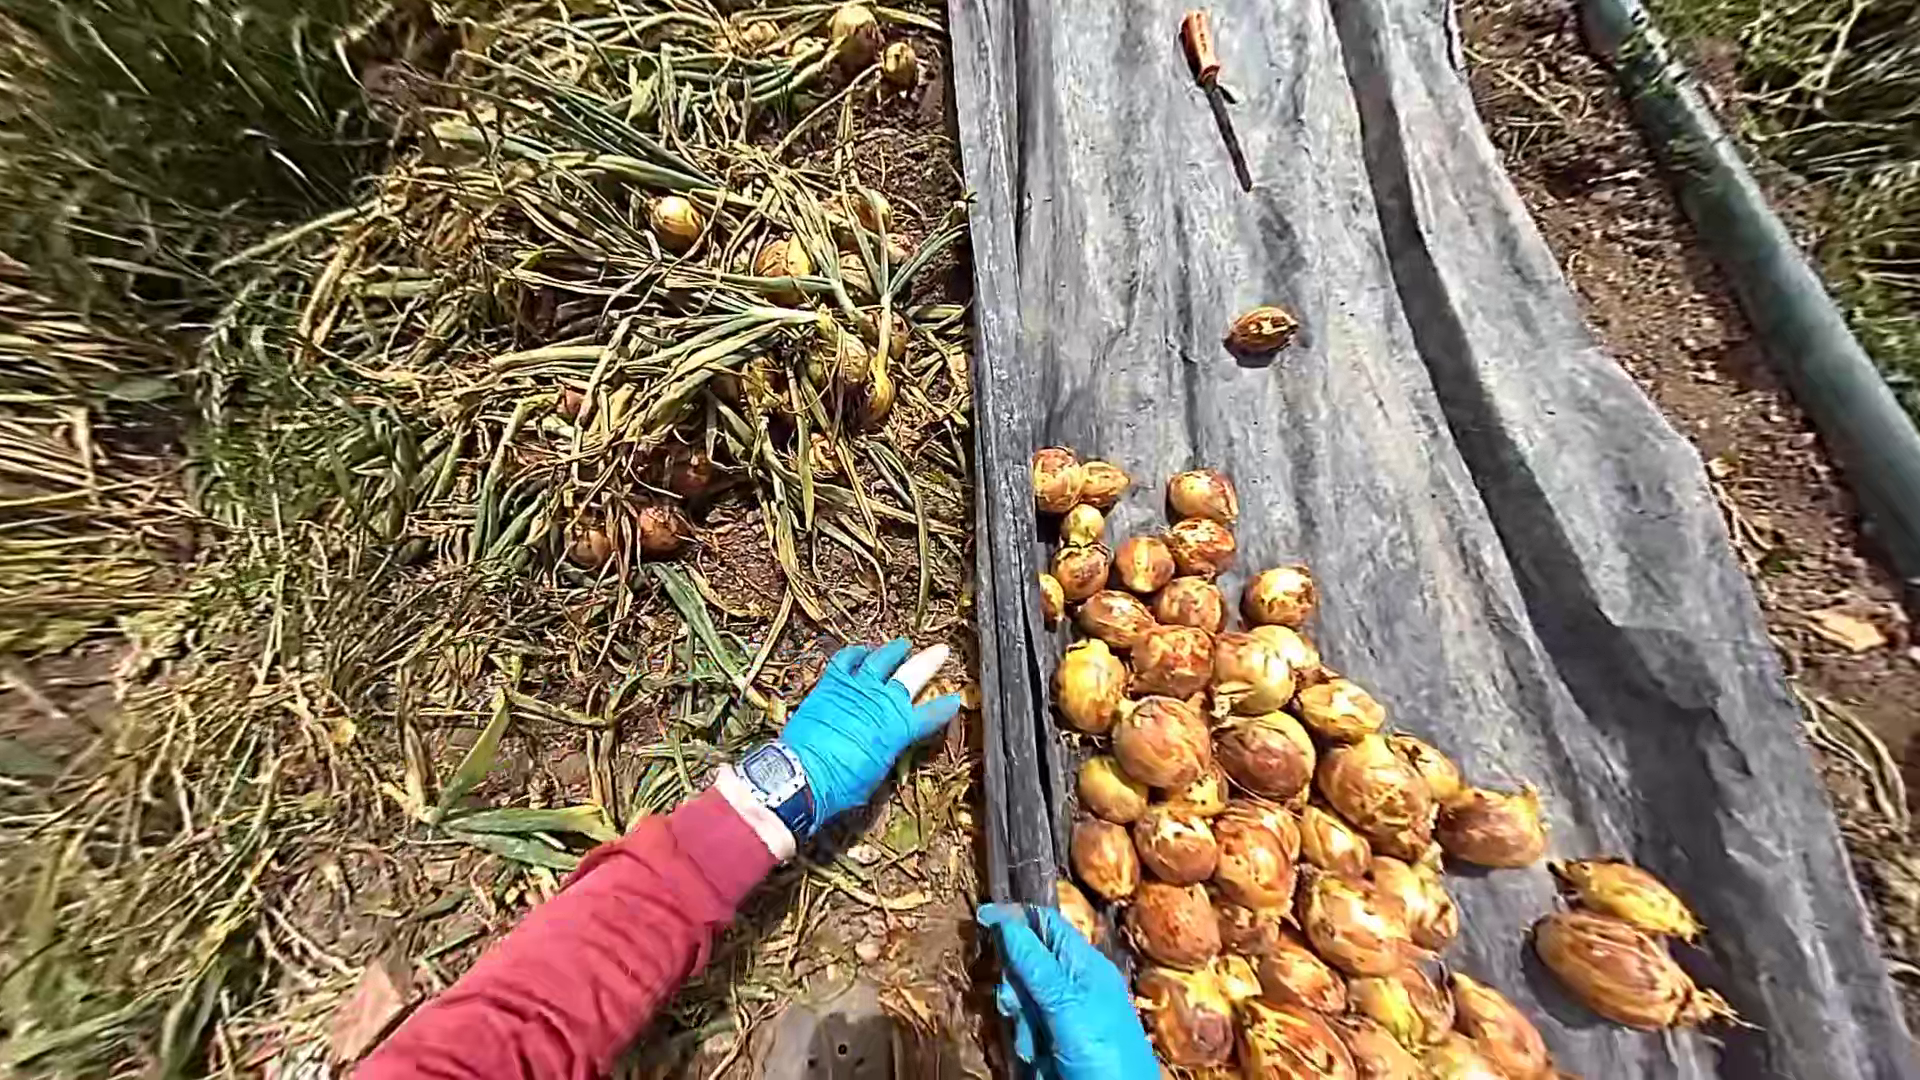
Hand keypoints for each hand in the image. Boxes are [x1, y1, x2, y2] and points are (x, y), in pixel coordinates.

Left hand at [778, 639, 961, 824]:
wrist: (804, 773)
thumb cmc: (844, 784)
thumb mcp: (877, 773)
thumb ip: (888, 750)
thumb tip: (888, 744)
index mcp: (900, 727)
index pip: (932, 713)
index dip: (945, 706)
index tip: (954, 699)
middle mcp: (885, 701)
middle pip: (913, 673)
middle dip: (931, 660)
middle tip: (941, 650)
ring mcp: (859, 687)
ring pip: (882, 658)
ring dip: (894, 650)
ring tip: (902, 644)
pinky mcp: (833, 682)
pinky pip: (847, 659)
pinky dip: (856, 653)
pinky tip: (861, 652)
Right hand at [978, 904, 1159, 1079]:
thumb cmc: (1102, 1052)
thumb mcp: (1066, 1003)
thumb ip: (1034, 962)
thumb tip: (1003, 918)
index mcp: (1083, 962)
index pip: (1044, 922)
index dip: (1013, 917)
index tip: (981, 918)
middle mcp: (1073, 981)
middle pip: (1027, 960)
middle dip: (1014, 981)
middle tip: (1012, 1005)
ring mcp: (1065, 1014)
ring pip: (1023, 997)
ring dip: (1019, 1017)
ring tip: (1031, 1045)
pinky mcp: (1056, 1043)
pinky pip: (1028, 1028)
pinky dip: (1025, 1041)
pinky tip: (1034, 1058)